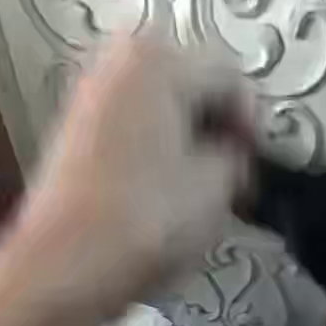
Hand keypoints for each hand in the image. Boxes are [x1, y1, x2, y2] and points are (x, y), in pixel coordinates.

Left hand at [1, 33, 252, 319]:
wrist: (64, 266)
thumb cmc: (146, 220)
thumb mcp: (216, 187)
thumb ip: (237, 158)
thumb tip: (231, 155)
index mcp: (157, 59)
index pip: (229, 79)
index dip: (254, 124)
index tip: (261, 163)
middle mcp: (116, 64)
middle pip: (190, 90)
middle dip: (217, 131)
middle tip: (234, 176)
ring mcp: (88, 100)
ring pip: (159, 115)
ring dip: (187, 145)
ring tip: (202, 192)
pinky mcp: (72, 138)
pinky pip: (131, 135)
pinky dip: (155, 156)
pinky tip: (163, 196)